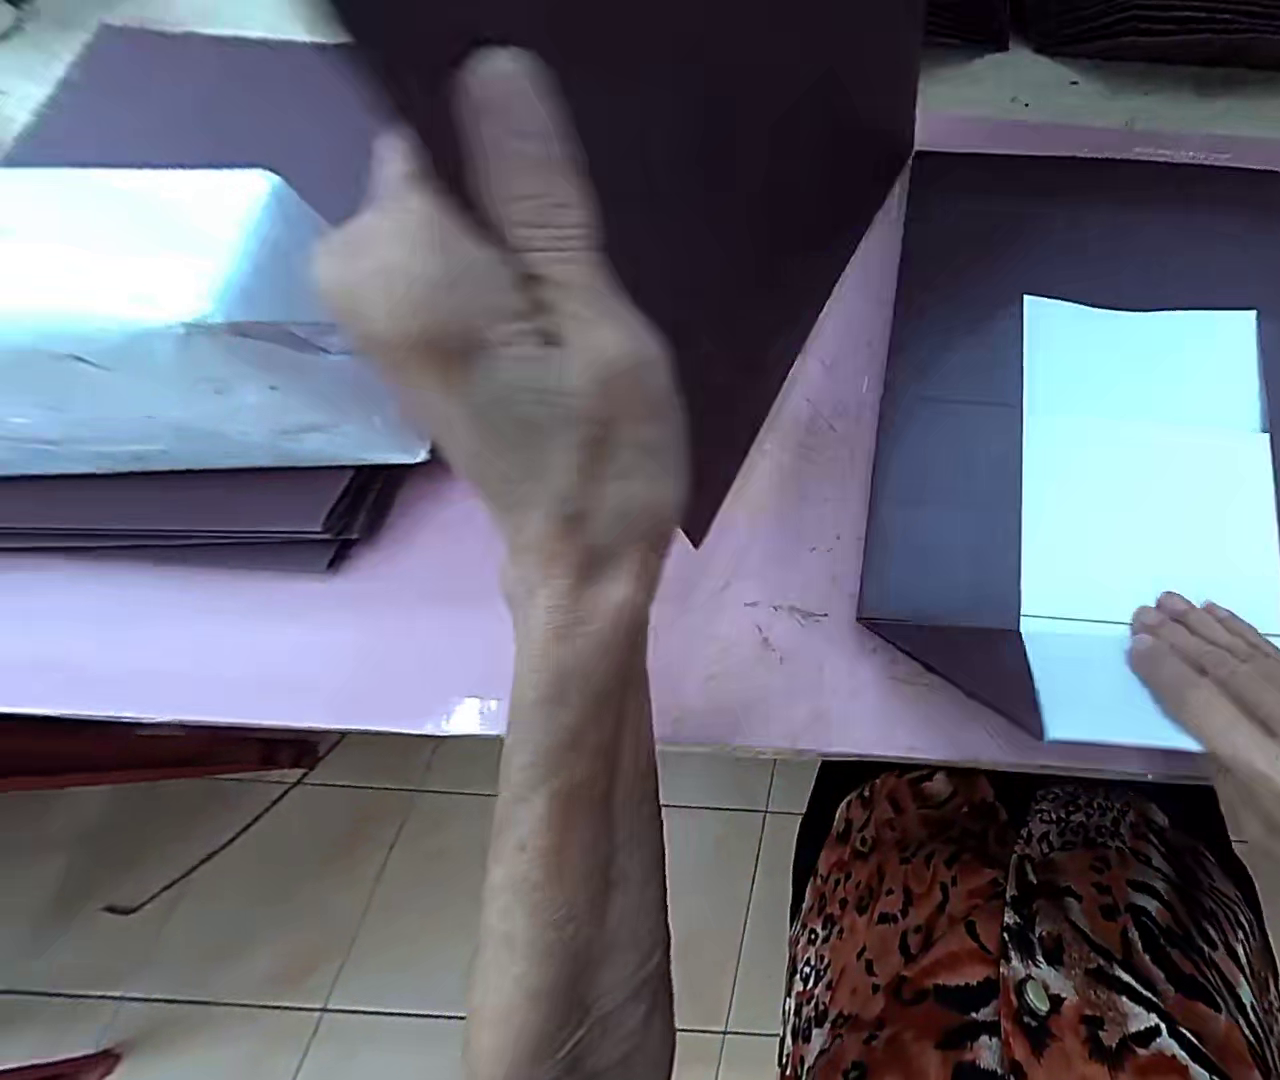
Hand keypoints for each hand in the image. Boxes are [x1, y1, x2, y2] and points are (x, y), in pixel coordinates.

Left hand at [314, 48, 686, 592]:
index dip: (514, 154)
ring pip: (450, 214)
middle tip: (597, 278)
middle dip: (518, 203)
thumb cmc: (613, 457)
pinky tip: (560, 317)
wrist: (584, 555)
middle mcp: (358, 272)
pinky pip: (450, 256)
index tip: (584, 214)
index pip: (431, 127)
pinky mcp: (403, 332)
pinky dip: (504, 271)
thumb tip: (498, 69)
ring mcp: (373, 306)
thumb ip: (544, 210)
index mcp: (407, 265)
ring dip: (521, 242)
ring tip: (586, 303)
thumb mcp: (604, 332)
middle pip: (438, 172)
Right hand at [1128, 593, 1279, 933]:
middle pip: (1227, 672)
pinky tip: (1220, 618)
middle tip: (1144, 614)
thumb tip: (1198, 718)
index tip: (1137, 647)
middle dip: (1179, 639)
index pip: (1206, 708)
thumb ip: (1229, 773)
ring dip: (1206, 627)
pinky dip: (1247, 638)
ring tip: (1171, 603)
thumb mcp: (1272, 839)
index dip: (1166, 672)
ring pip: (1255, 656)